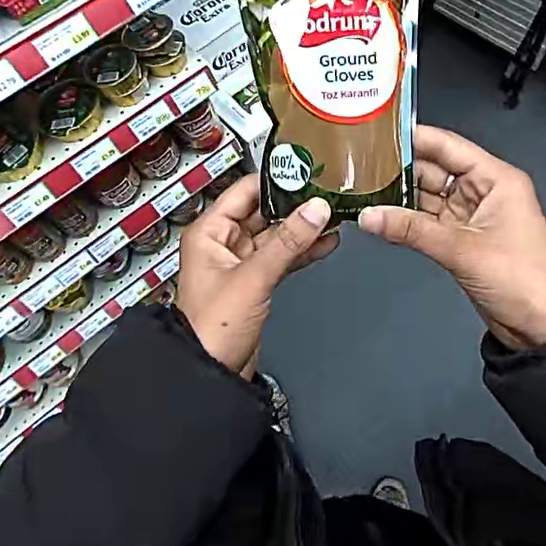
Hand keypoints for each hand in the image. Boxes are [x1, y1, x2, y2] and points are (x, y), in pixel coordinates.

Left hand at [175, 174, 339, 374]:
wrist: (210, 375)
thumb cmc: (213, 327)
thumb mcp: (253, 277)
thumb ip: (287, 242)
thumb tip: (316, 209)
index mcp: (210, 231)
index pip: (245, 191)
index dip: (275, 179)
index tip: (306, 170)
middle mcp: (223, 242)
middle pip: (263, 212)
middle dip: (295, 204)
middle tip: (328, 191)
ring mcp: (240, 262)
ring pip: (276, 235)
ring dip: (302, 228)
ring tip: (334, 215)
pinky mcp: (255, 282)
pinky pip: (281, 257)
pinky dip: (302, 251)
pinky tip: (326, 243)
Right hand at [359, 125, 545, 349]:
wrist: (542, 327)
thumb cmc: (526, 282)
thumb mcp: (462, 249)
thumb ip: (411, 230)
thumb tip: (371, 216)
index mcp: (496, 180)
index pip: (448, 146)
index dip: (415, 137)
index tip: (382, 133)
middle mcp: (482, 192)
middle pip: (433, 169)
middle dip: (399, 167)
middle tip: (361, 164)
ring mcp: (469, 215)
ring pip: (426, 195)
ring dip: (398, 195)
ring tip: (364, 188)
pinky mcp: (460, 238)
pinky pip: (425, 220)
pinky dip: (404, 219)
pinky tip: (380, 216)